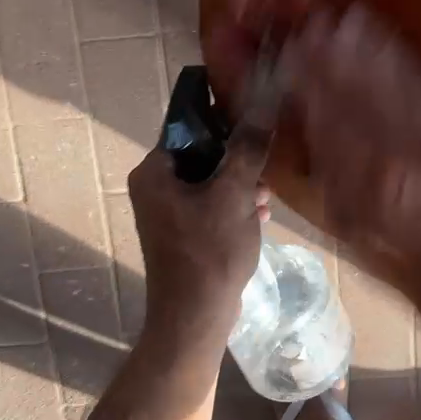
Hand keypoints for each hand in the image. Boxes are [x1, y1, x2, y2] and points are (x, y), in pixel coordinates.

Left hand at [128, 127, 270, 349]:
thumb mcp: (234, 194)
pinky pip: (212, 207)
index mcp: (153, 172)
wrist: (196, 317)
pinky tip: (261, 214)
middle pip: (203, 155)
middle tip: (267, 164)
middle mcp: (154, 188)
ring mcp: (167, 215)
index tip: (256, 123)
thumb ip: (248, 148)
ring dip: (241, 184)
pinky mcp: (184, 236)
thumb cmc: (210, 251)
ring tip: (267, 194)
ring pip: (211, 182)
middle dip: (239, 159)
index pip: (189, 127)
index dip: (224, 120)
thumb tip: (264, 102)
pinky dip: (235, 207)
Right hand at [287, 5, 420, 298]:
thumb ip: (327, 171)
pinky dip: (407, 65)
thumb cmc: (390, 253)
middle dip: (336, 54)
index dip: (309, 79)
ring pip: (393, 87)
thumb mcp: (344, 219)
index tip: (293, 50)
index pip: (328, 117)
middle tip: (318, 22)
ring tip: (351, 18)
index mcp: (360, 180)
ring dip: (370, 49)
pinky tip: (392, 45)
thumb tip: (311, 122)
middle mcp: (394, 156)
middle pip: (358, 93)